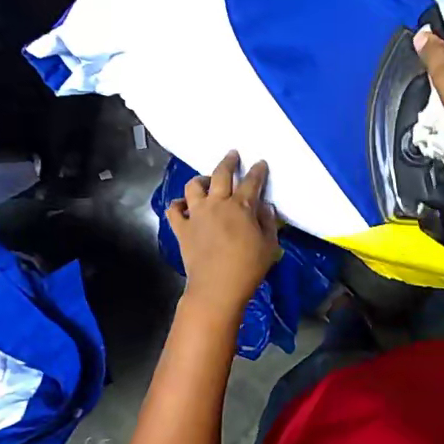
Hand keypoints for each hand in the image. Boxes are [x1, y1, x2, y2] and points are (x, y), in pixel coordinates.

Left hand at [167, 151, 279, 315]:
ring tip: (205, 181)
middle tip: (232, 155)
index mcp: (241, 206)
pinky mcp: (181, 228)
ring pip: (194, 186)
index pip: (251, 181)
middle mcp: (217, 203)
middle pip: (220, 174)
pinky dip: (178, 204)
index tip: (260, 163)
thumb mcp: (269, 246)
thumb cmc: (248, 268)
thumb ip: (268, 223)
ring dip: (200, 180)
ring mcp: (196, 214)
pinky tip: (183, 205)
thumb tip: (265, 206)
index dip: (257, 171)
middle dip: (228, 161)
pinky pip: (174, 209)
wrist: (216, 288)